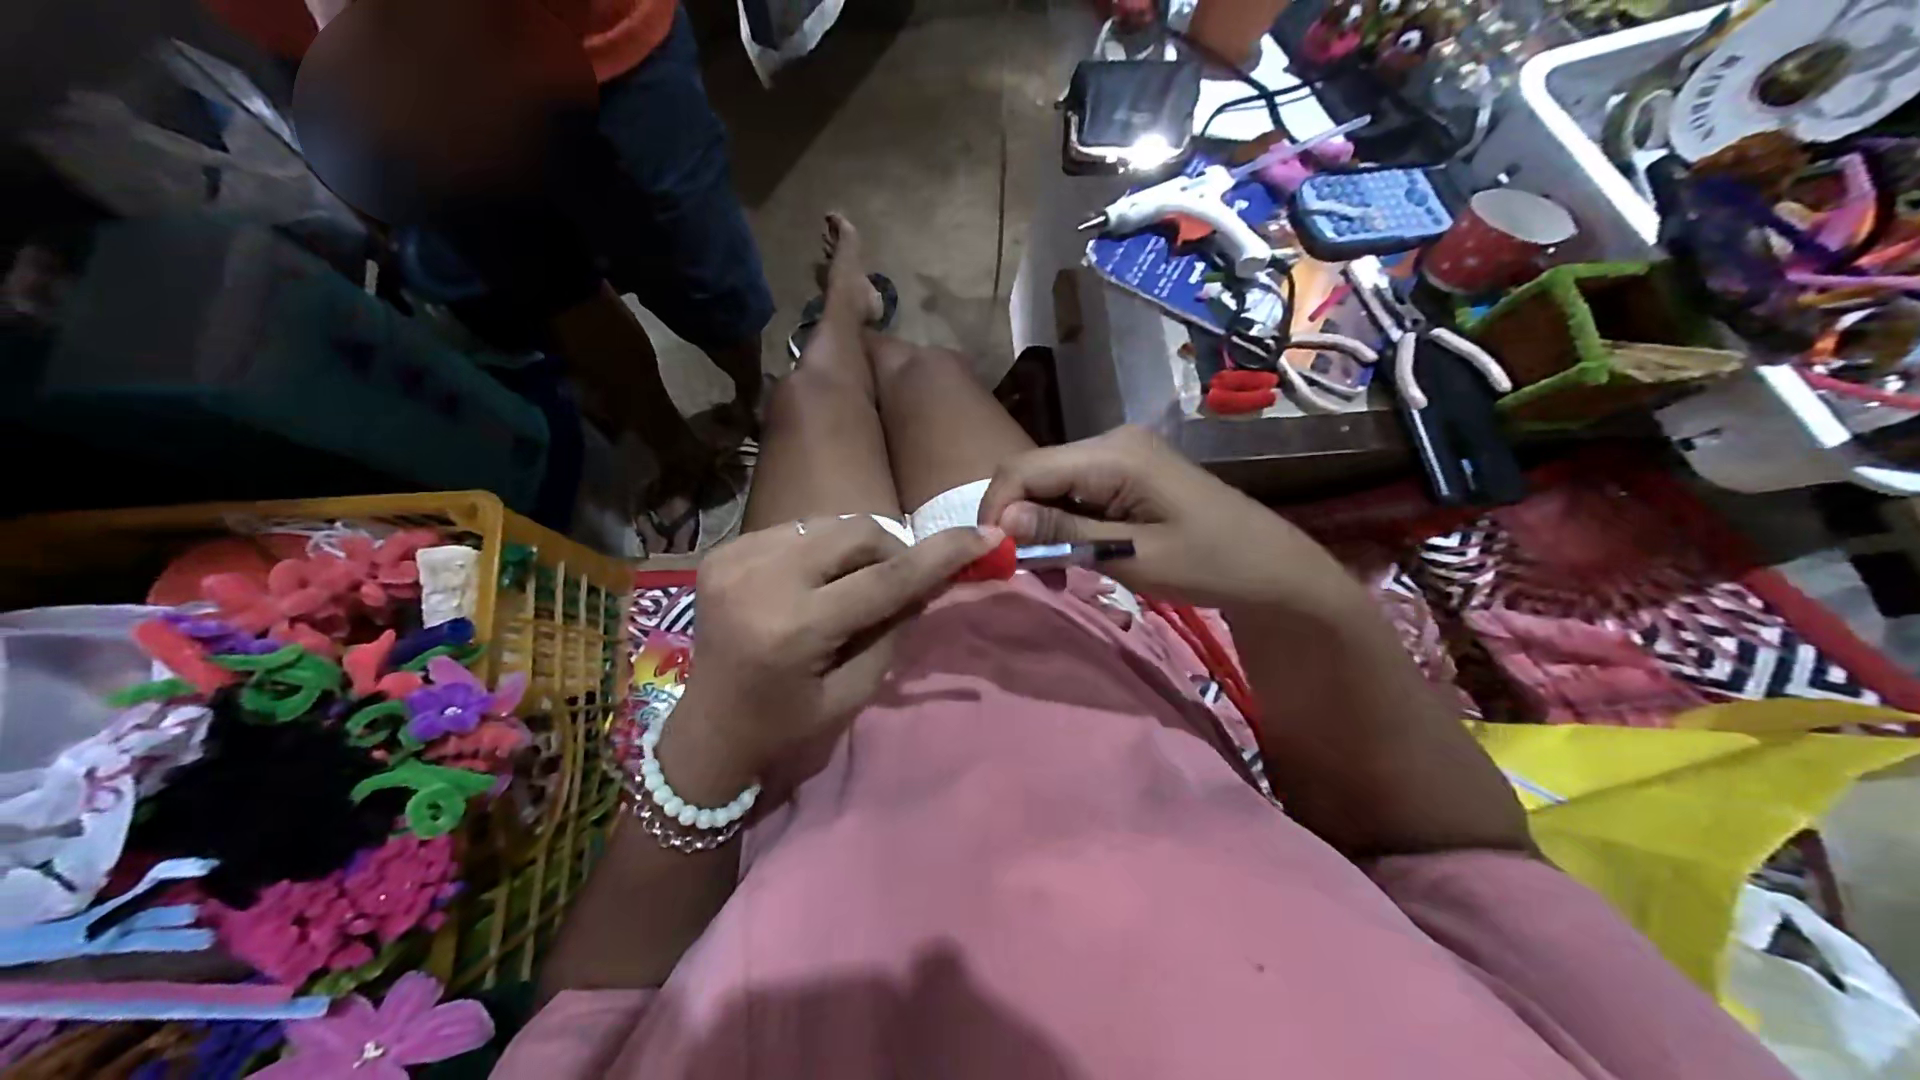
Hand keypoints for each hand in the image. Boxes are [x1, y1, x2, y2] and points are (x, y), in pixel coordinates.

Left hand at [660, 517, 1003, 794]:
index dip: (942, 554)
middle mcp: (761, 581)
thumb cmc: (785, 725)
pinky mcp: (721, 552)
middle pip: (857, 532)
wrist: (706, 730)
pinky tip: (809, 583)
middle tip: (898, 583)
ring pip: (828, 524)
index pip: (886, 578)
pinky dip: (819, 551)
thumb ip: (893, 630)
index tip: (986, 535)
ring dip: (854, 550)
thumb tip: (926, 579)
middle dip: (892, 551)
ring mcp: (734, 559)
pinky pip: (795, 530)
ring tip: (848, 587)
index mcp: (796, 628)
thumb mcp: (853, 692)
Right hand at [978, 427, 1361, 616]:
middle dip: (1017, 520)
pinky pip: (1074, 492)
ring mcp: (1120, 454)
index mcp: (1114, 455)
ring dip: (1039, 525)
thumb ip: (1065, 532)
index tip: (995, 557)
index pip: (1025, 468)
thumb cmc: (1209, 564)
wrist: (1270, 567)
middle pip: (1034, 473)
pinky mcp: (1125, 472)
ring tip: (1054, 570)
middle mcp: (1111, 442)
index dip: (997, 509)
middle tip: (1024, 570)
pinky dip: (1062, 523)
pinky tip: (1073, 553)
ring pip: (1050, 484)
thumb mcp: (1131, 556)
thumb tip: (1001, 520)